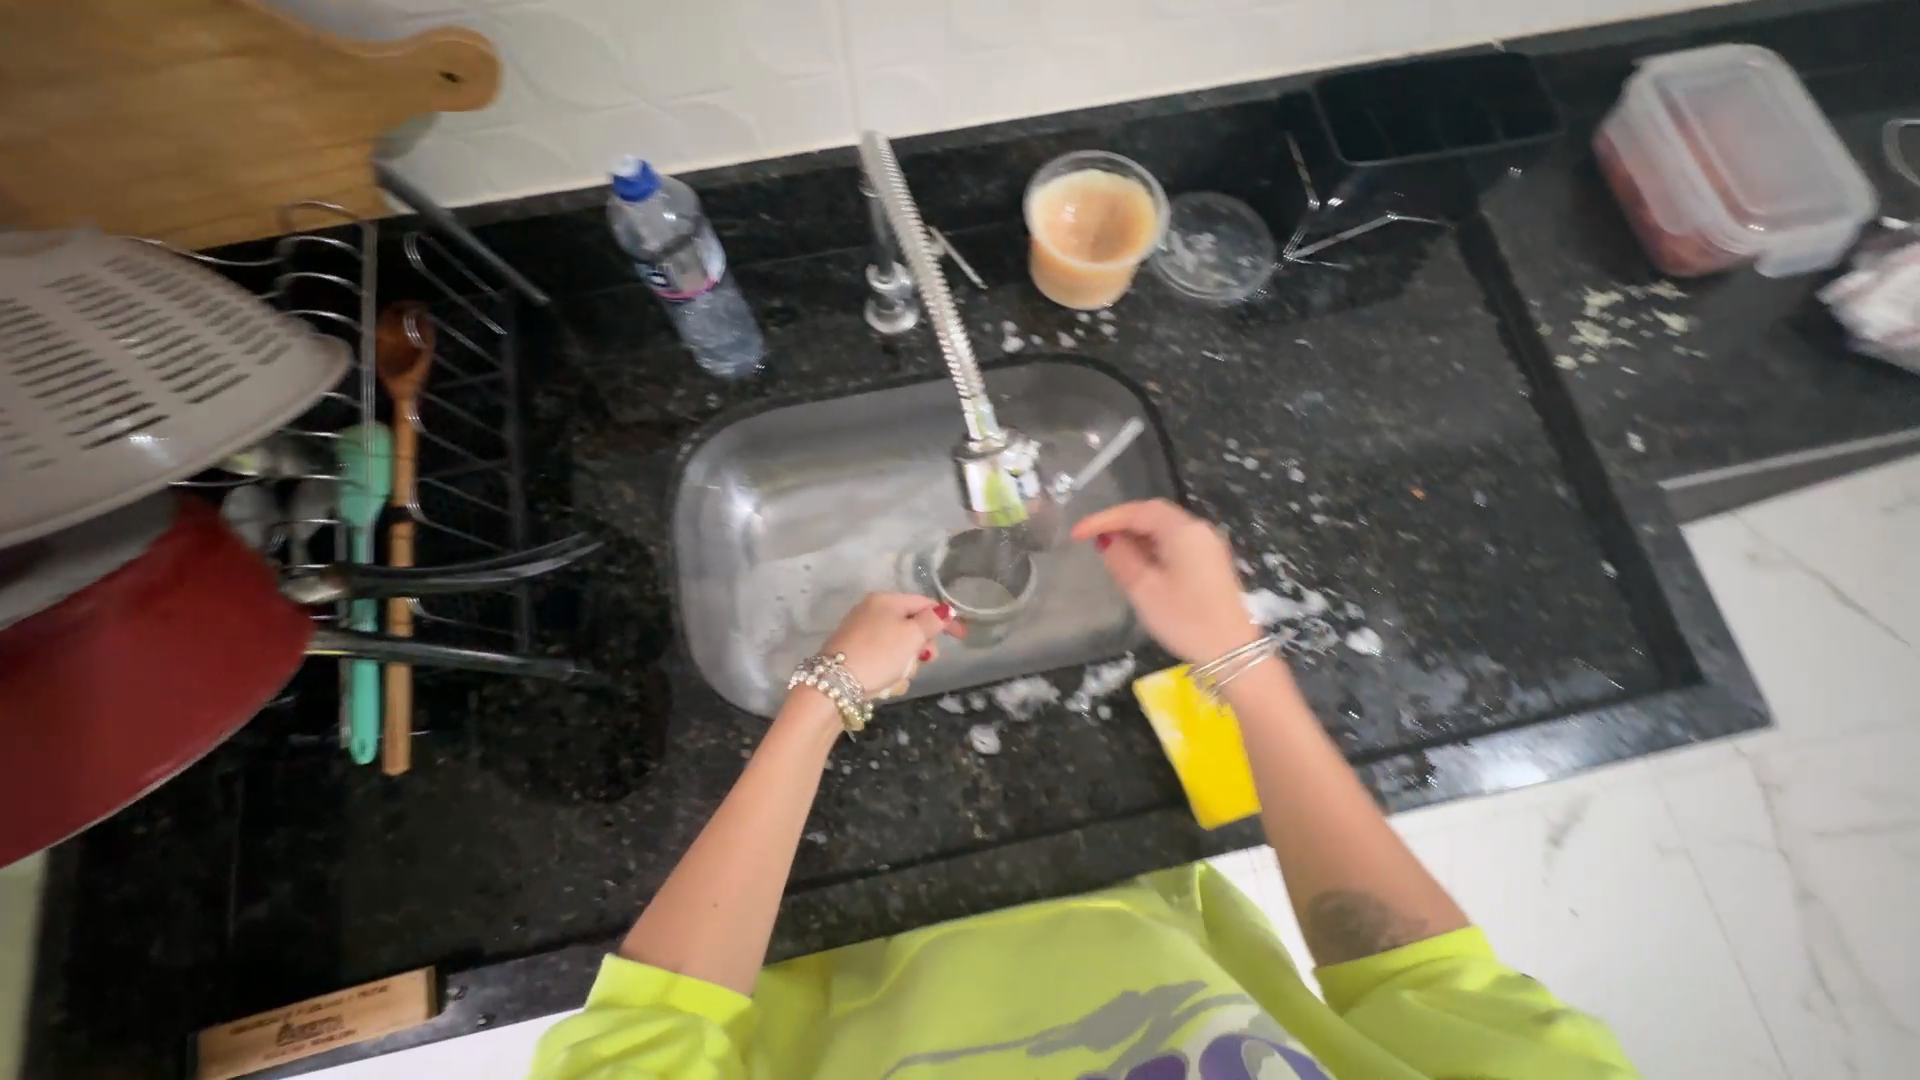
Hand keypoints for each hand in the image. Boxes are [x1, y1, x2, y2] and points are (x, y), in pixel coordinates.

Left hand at [815, 593, 963, 699]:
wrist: (834, 684)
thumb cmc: (879, 654)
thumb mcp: (911, 635)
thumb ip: (932, 621)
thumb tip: (945, 610)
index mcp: (886, 600)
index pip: (925, 604)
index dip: (946, 620)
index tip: (962, 636)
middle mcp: (873, 612)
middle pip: (912, 629)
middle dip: (920, 649)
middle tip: (923, 660)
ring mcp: (862, 634)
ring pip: (900, 650)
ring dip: (904, 666)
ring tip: (896, 677)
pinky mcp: (855, 655)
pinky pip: (884, 661)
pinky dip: (888, 673)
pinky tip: (883, 684)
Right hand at [1071, 499, 1259, 663]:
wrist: (1232, 652)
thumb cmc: (1186, 619)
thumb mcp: (1144, 589)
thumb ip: (1121, 558)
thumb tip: (1107, 540)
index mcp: (1183, 531)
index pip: (1137, 511)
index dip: (1104, 518)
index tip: (1077, 533)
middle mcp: (1198, 530)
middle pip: (1153, 514)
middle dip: (1120, 523)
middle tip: (1092, 537)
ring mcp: (1207, 546)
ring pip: (1164, 529)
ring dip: (1135, 535)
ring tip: (1109, 552)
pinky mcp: (1209, 563)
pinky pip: (1174, 543)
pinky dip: (1151, 547)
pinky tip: (1136, 564)